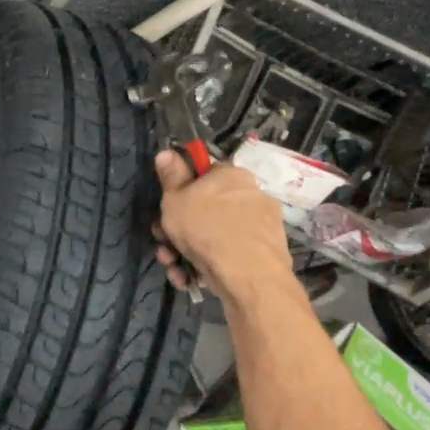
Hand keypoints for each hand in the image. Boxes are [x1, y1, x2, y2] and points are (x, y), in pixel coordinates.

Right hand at [154, 151, 294, 305]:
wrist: (248, 275)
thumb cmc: (205, 227)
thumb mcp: (174, 198)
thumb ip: (170, 176)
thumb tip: (167, 152)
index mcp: (232, 176)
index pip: (205, 173)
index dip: (182, 189)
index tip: (168, 207)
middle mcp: (253, 196)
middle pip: (206, 208)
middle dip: (178, 228)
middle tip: (163, 241)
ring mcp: (262, 226)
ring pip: (214, 233)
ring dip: (186, 249)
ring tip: (173, 266)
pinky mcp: (266, 252)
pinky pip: (229, 252)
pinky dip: (208, 263)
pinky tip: (189, 277)